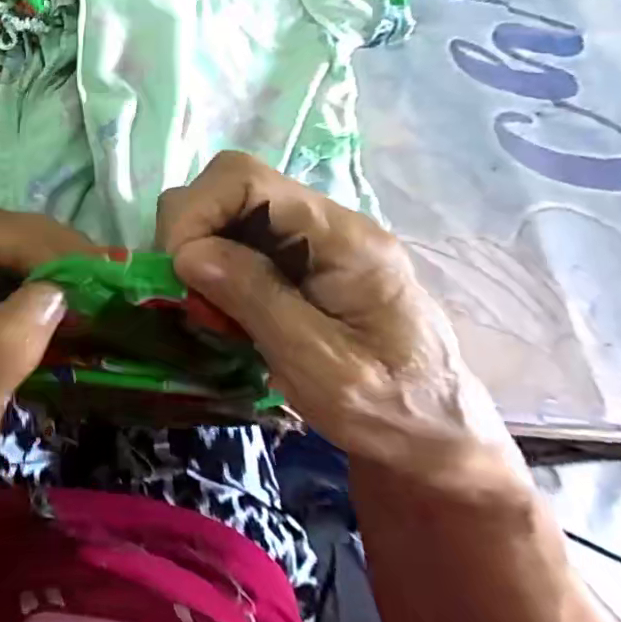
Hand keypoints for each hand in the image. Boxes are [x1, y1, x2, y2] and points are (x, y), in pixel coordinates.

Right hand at [157, 152, 521, 494]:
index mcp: (344, 239)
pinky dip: (211, 265)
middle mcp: (328, 224)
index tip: (180, 270)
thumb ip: (259, 301)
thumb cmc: (392, 412)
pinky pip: (236, 237)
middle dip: (190, 231)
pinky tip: (223, 306)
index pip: (245, 179)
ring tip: (208, 305)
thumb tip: (189, 252)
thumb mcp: (323, 368)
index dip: (195, 212)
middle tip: (190, 291)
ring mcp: (313, 239)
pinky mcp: (300, 259)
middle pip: (229, 185)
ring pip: (226, 209)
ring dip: (198, 250)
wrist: (440, 442)